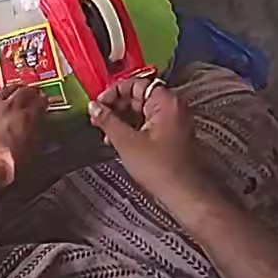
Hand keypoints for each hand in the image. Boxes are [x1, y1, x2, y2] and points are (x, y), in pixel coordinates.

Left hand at [0, 85, 46, 188]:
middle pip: (23, 91)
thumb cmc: (4, 167)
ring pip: (5, 89)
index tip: (46, 101)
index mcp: (26, 118)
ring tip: (17, 90)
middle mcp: (9, 107)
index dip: (44, 101)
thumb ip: (38, 140)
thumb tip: (46, 139)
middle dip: (31, 92)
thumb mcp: (30, 155)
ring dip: (14, 89)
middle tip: (34, 93)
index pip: (40, 102)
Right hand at [89, 75, 206, 198]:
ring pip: (142, 110)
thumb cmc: (159, 167)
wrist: (184, 193)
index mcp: (165, 102)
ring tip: (104, 132)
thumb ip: (107, 120)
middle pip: (139, 96)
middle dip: (116, 106)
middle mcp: (173, 106)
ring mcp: (174, 121)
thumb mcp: (126, 141)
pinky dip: (132, 128)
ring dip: (122, 118)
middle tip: (97, 118)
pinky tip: (118, 140)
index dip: (113, 92)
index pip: (135, 84)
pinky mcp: (172, 135)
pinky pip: (149, 123)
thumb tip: (93, 106)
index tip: (98, 104)